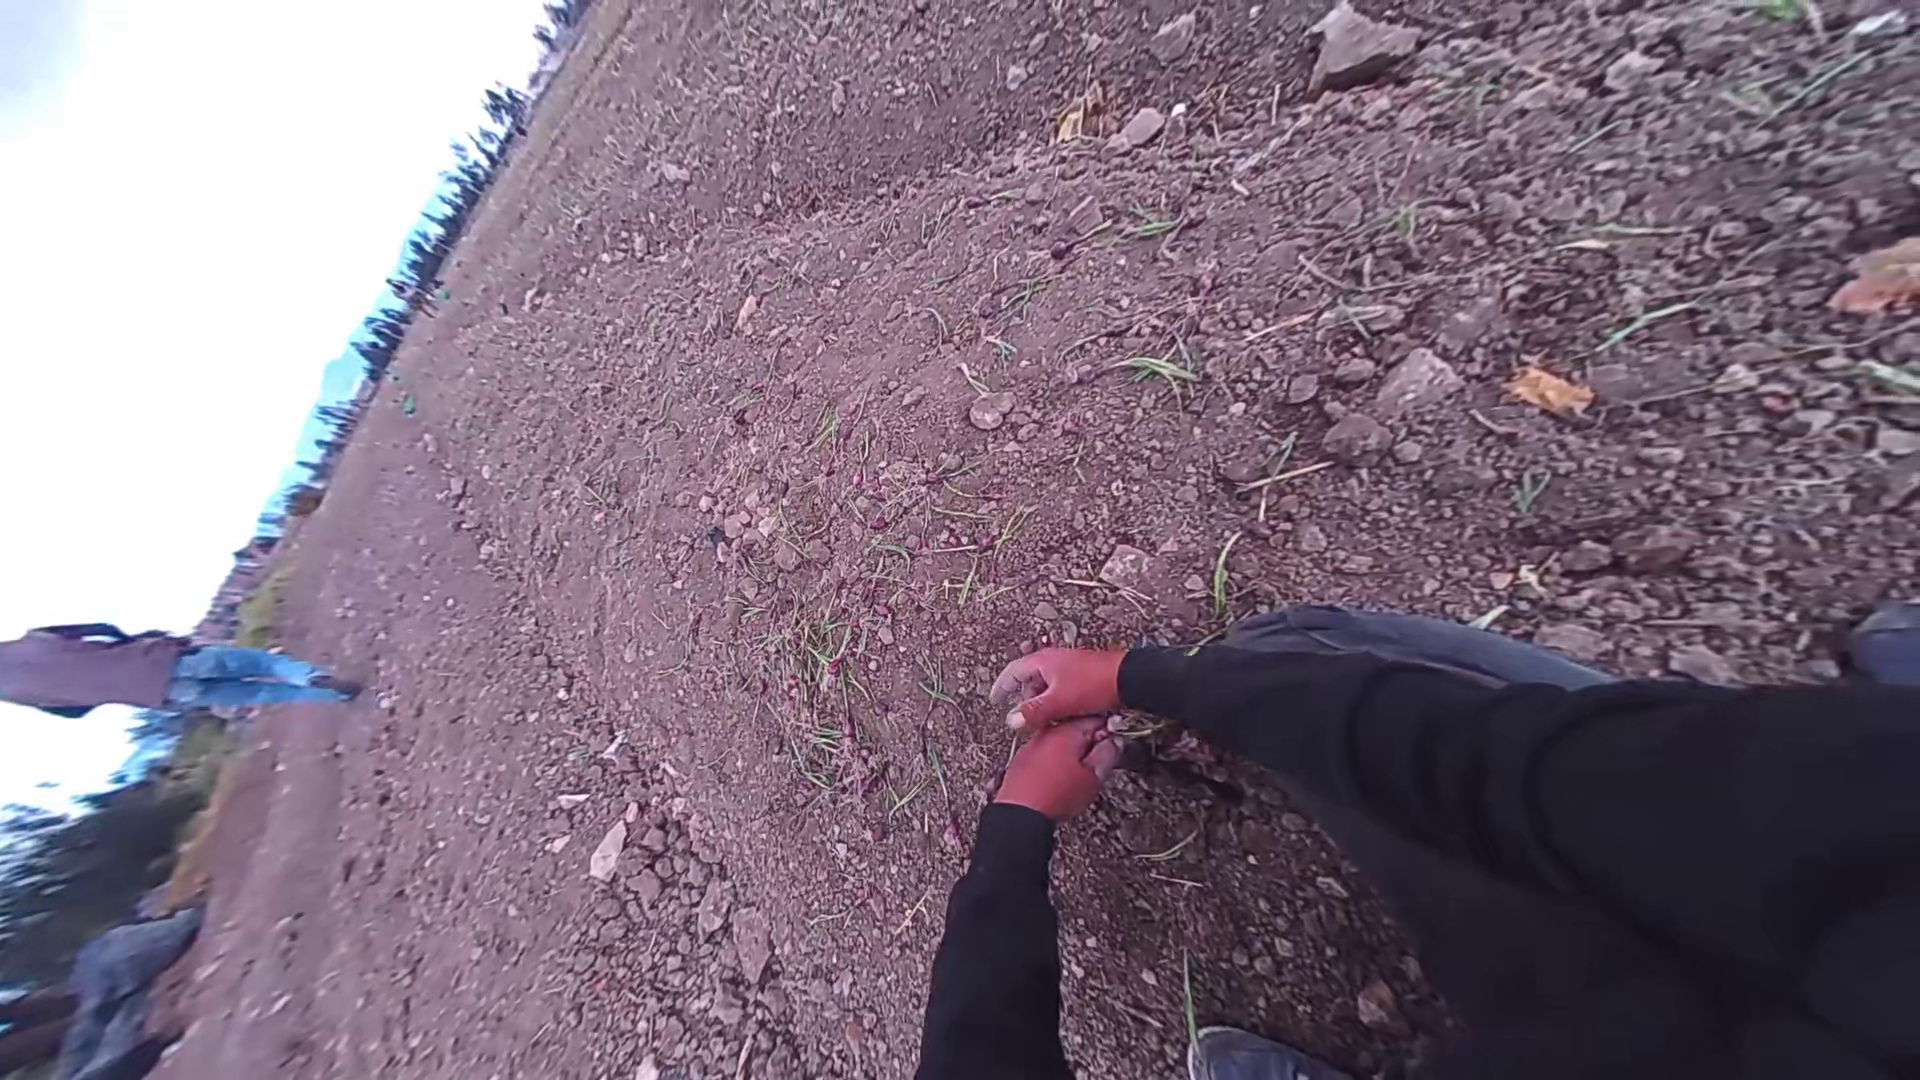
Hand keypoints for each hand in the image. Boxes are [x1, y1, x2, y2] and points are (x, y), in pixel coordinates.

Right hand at [989, 648, 1125, 732]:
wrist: (1126, 679)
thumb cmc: (1092, 684)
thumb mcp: (1058, 701)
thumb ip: (1034, 711)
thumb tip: (1012, 720)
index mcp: (1042, 661)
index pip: (1013, 671)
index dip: (1002, 686)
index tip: (995, 699)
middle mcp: (1052, 660)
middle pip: (1029, 679)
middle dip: (1024, 698)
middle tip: (1023, 717)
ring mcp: (1067, 667)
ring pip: (1045, 685)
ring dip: (1041, 702)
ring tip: (1044, 719)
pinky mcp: (1080, 676)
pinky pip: (1059, 689)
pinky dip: (1055, 701)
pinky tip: (1061, 714)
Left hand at [994, 718, 1123, 821]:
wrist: (1020, 812)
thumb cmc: (1056, 794)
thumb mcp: (1093, 777)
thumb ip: (1106, 755)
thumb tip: (1114, 742)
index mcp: (1066, 731)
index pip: (1094, 719)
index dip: (1108, 732)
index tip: (1113, 746)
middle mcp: (1047, 732)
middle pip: (1075, 730)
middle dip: (1088, 744)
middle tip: (1097, 765)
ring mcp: (1032, 745)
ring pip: (1059, 743)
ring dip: (1070, 754)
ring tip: (1077, 777)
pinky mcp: (1022, 760)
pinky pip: (1044, 755)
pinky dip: (1054, 763)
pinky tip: (1058, 780)